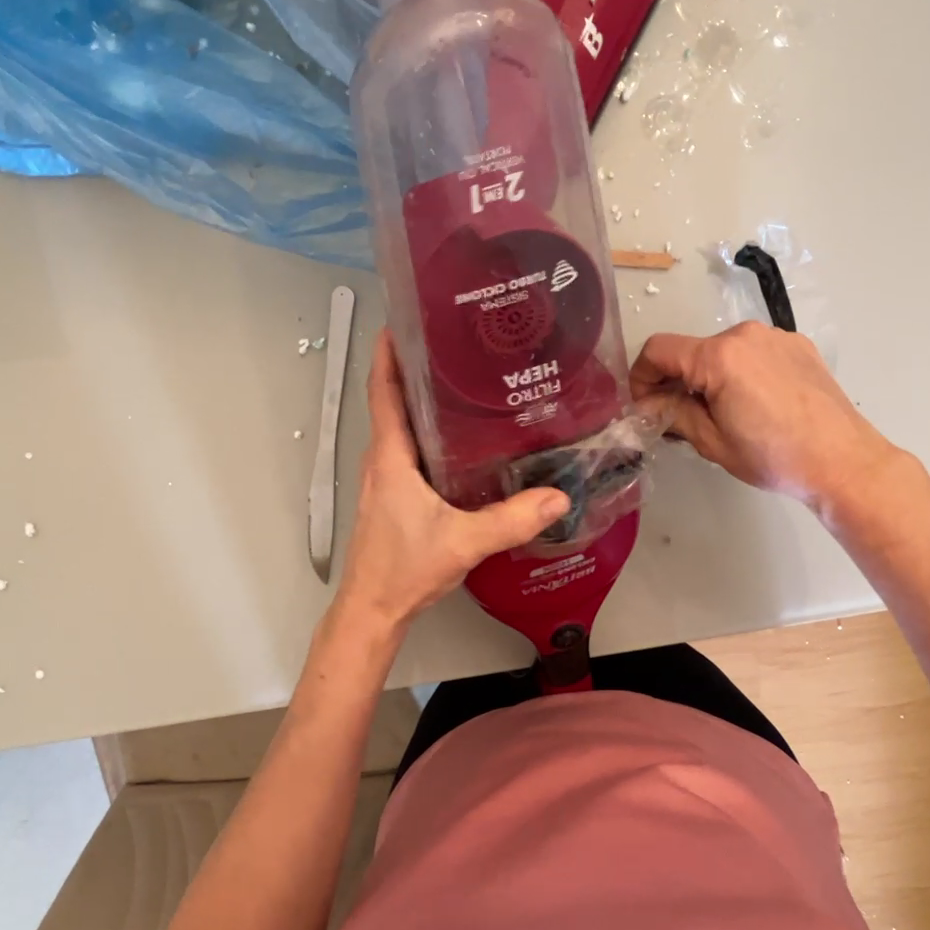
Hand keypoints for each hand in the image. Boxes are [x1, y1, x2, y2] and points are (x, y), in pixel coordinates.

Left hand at [336, 332, 569, 627]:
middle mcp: (382, 461)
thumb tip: (557, 498)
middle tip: (453, 346)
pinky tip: (460, 444)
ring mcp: (384, 480)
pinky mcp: (392, 497)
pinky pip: (408, 453)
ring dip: (421, 403)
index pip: (383, 390)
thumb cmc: (402, 569)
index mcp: (390, 457)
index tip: (403, 320)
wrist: (372, 609)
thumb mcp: (462, 541)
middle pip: (392, 402)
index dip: (388, 352)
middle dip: (415, 369)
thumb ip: (511, 521)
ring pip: (401, 428)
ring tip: (462, 384)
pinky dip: (427, 436)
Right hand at [629, 322, 902, 512]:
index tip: (645, 407)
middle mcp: (745, 335)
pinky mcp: (797, 346)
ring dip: (709, 378)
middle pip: (691, 351)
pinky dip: (739, 374)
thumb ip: (672, 415)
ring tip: (723, 416)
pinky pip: (752, 354)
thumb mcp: (712, 442)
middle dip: (677, 382)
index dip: (641, 378)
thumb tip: (646, 406)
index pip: (658, 350)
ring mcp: (775, 337)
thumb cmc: (774, 457)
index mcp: (719, 357)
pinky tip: (755, 406)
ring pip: (722, 352)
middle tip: (681, 421)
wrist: (842, 460)